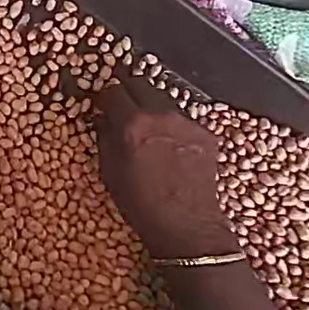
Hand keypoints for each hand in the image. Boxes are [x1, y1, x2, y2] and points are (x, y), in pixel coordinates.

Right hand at [95, 77, 237, 259]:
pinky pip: (183, 119)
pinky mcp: (205, 134)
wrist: (185, 225)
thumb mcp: (110, 171)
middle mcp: (161, 115)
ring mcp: (187, 122)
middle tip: (122, 109)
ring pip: (163, 100)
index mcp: (133, 124)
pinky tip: (169, 146)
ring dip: (151, 107)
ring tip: (147, 130)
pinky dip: (172, 126)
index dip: (105, 98)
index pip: (113, 92)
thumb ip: (105, 137)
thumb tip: (103, 119)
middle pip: (140, 85)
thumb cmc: (140, 204)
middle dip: (128, 93)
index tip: (103, 106)